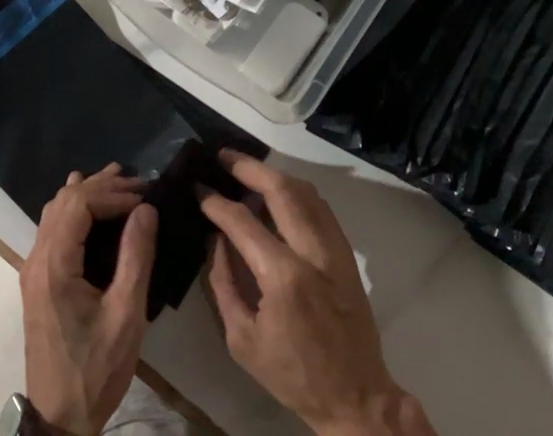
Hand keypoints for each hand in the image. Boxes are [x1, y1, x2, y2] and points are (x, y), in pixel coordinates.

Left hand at [21, 164, 158, 434]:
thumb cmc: (96, 367)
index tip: (147, 196)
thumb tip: (146, 209)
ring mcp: (33, 270)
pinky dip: (74, 211)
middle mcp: (36, 258)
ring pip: (54, 212)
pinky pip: (52, 229)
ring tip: (119, 183)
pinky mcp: (38, 281)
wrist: (60, 415)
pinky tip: (91, 209)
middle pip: (64, 202)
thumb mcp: (126, 314)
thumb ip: (135, 256)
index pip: (79, 204)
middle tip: (140, 182)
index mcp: (54, 264)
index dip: (113, 193)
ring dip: (86, 194)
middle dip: (101, 186)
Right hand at [200, 152, 434, 435]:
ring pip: (306, 192)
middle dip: (248, 167)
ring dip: (274, 174)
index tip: (198, 189)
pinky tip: (277, 192)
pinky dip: (297, 192)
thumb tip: (215, 240)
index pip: (242, 221)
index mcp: (283, 277)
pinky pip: (321, 209)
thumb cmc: (291, 374)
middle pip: (281, 190)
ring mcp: (336, 250)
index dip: (216, 201)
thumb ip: (224, 283)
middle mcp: (313, 253)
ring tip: (246, 169)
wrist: (354, 395)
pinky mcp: (348, 255)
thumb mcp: (241, 338)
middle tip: (222, 157)